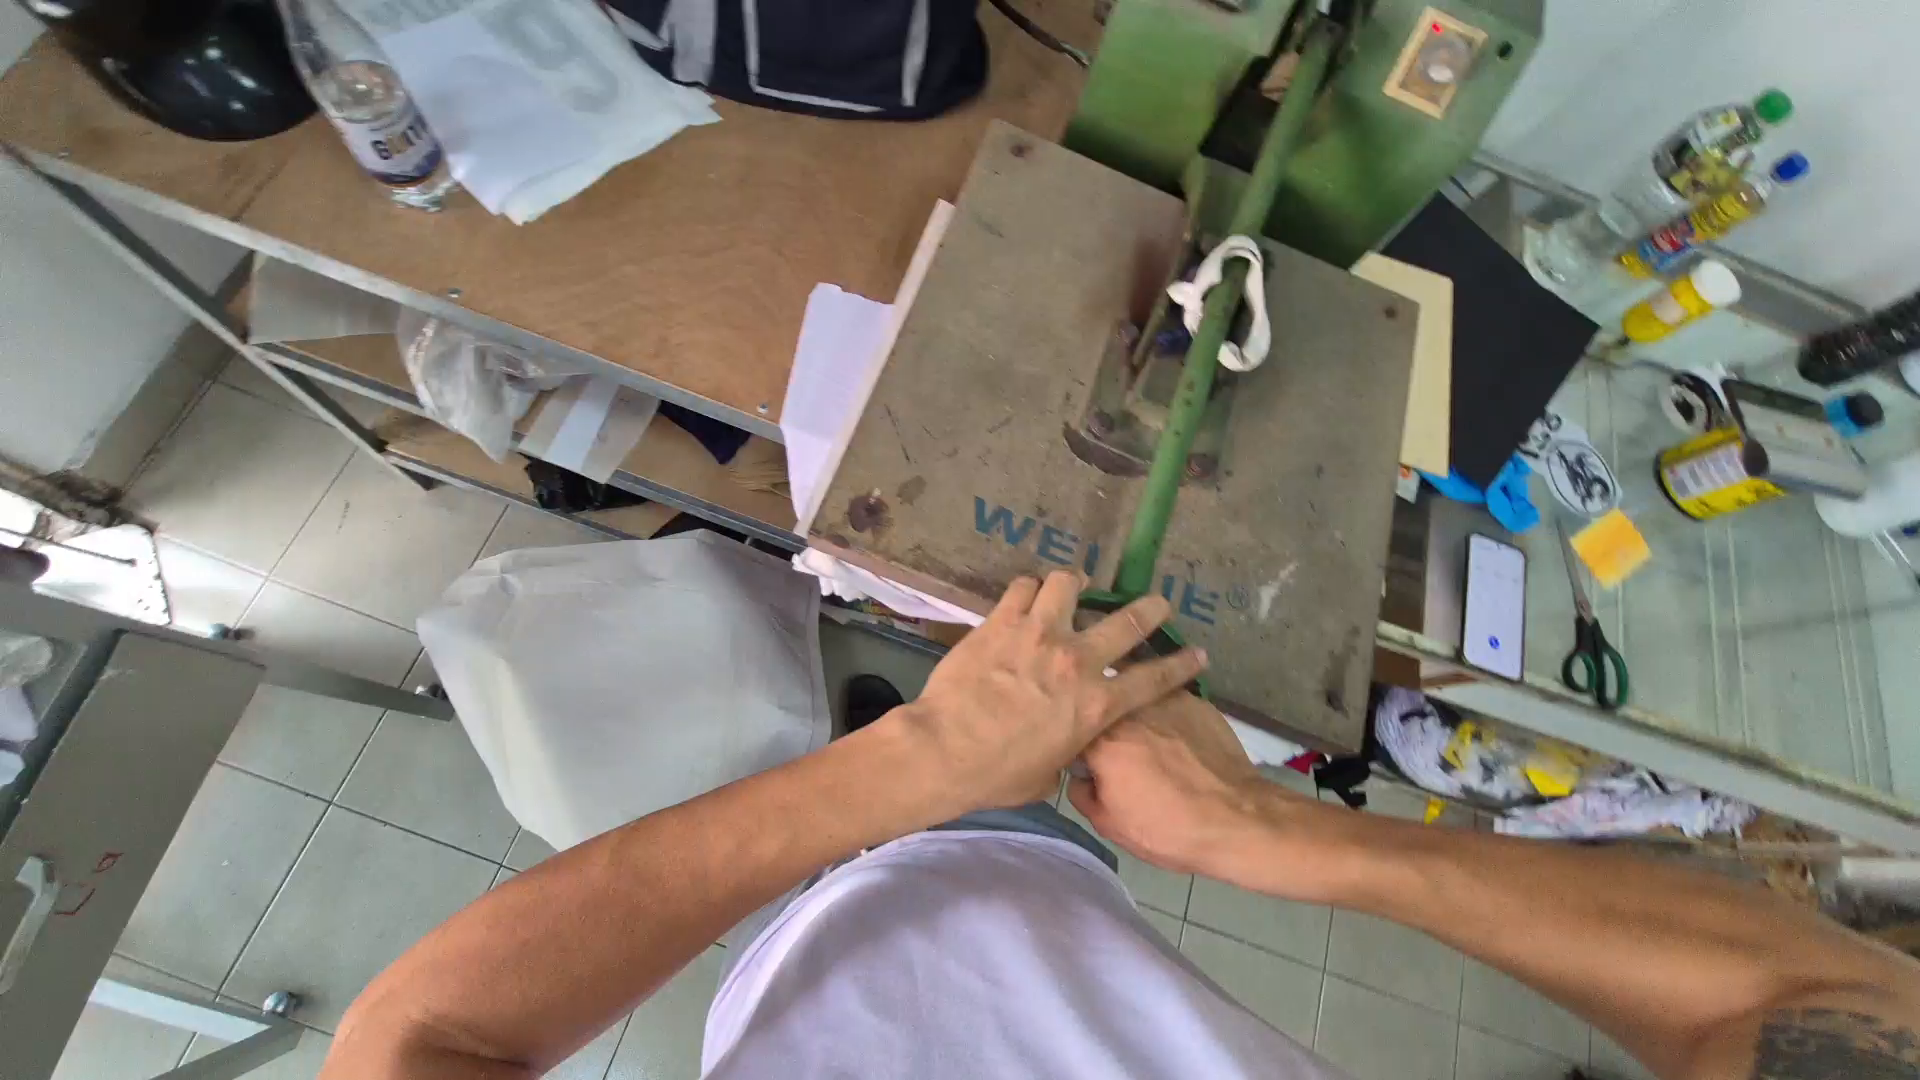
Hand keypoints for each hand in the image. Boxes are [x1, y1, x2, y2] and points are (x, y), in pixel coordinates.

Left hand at [874, 571, 1206, 825]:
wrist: (945, 749)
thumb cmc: (998, 774)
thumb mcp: (1048, 774)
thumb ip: (1067, 750)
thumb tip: (1067, 746)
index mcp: (1097, 705)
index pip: (1153, 681)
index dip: (1180, 665)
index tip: (1197, 652)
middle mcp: (1077, 661)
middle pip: (1126, 621)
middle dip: (1149, 609)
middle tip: (1156, 602)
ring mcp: (1040, 634)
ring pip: (1069, 584)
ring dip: (1075, 583)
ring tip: (1074, 585)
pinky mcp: (1003, 620)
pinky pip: (1023, 587)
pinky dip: (1029, 589)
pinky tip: (1027, 595)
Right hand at [1069, 693, 1294, 877]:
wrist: (1238, 820)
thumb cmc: (1169, 829)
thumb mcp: (1110, 826)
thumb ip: (1081, 794)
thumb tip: (1081, 776)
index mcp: (1099, 738)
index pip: (1068, 726)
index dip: (1070, 741)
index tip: (1081, 756)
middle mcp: (1126, 708)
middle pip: (1102, 704)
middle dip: (1102, 720)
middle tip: (1116, 749)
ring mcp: (1162, 698)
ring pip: (1134, 697)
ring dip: (1132, 713)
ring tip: (1147, 739)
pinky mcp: (1193, 700)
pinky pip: (1166, 701)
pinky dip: (1165, 716)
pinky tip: (1177, 739)